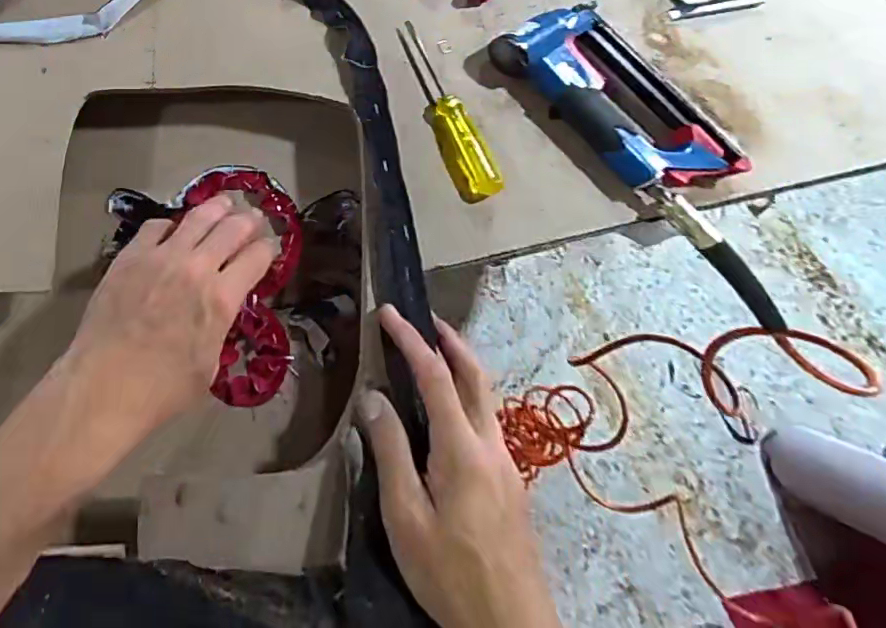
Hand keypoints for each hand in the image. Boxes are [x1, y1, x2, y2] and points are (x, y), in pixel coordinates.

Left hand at [55, 194, 276, 459]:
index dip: (268, 248)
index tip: (271, 245)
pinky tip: (173, 227)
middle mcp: (196, 268)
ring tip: (225, 202)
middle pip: (231, 228)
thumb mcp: (209, 366)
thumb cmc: (162, 389)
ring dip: (216, 207)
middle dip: (249, 220)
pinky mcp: (130, 255)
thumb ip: (219, 329)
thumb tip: (219, 312)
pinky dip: (171, 223)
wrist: (106, 383)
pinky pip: (156, 226)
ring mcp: (161, 257)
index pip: (256, 258)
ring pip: (196, 218)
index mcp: (221, 299)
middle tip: (255, 216)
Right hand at [358, 305, 562, 627]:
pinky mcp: (511, 486)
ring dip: (460, 366)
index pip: (435, 376)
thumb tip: (374, 396)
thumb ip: (390, 451)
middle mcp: (492, 448)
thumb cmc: (450, 574)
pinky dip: (466, 396)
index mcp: (463, 450)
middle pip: (476, 377)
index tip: (387, 312)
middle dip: (450, 340)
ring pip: (486, 399)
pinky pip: (487, 422)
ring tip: (431, 354)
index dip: (410, 339)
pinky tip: (446, 413)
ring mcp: (507, 467)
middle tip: (422, 318)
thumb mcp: (405, 516)